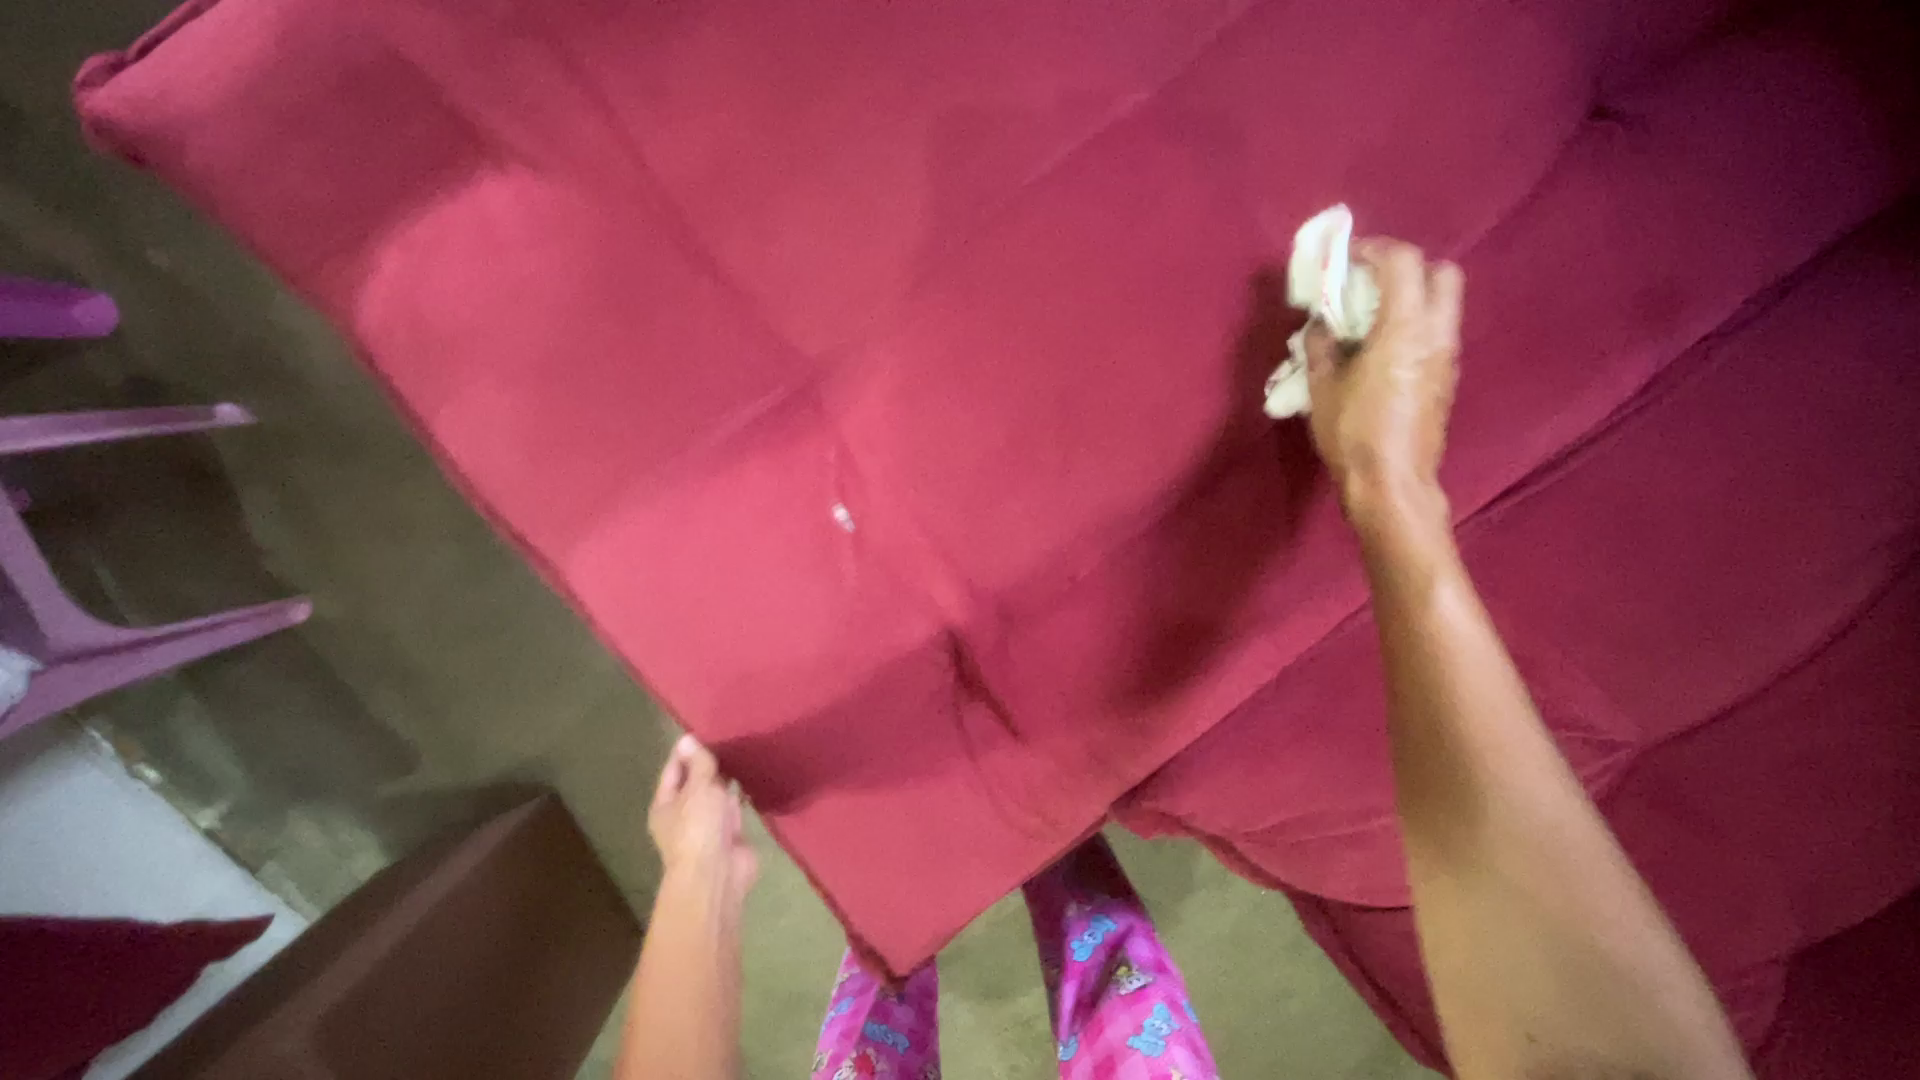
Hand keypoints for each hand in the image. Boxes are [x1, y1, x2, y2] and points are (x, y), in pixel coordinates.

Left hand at [649, 734, 757, 905]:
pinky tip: (755, 775)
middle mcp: (684, 814)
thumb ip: (697, 764)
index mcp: (665, 805)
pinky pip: (736, 806)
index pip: (674, 770)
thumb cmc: (698, 829)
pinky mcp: (730, 833)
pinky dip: (743, 794)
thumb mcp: (697, 789)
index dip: (687, 751)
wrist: (718, 874)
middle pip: (696, 782)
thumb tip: (688, 739)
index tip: (705, 730)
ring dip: (728, 778)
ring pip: (717, 794)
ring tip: (745, 750)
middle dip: (709, 763)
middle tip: (731, 736)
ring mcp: (707, 825)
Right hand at [1304, 237, 1462, 523]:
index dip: (1373, 249)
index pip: (1402, 262)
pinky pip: (1436, 333)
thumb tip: (1321, 324)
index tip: (1345, 258)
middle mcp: (1436, 334)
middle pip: (1441, 273)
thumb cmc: (1352, 433)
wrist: (1391, 483)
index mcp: (1405, 328)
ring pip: (1443, 304)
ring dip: (1411, 298)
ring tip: (1370, 318)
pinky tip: (1381, 350)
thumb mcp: (1322, 387)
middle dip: (1406, 268)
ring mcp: (1447, 358)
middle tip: (1370, 283)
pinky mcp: (1446, 380)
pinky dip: (1414, 325)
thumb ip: (1322, 346)